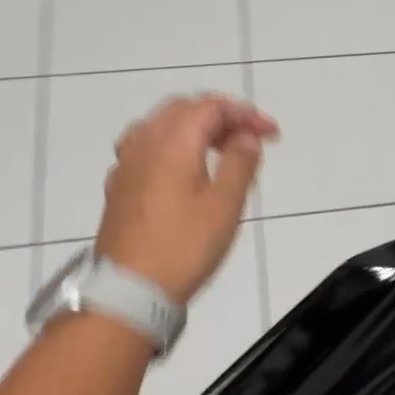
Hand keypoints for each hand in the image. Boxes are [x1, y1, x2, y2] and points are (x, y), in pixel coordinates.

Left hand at [97, 94, 278, 305]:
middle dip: (221, 116)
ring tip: (222, 151)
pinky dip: (175, 145)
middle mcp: (144, 143)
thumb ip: (239, 164)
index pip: (209, 107)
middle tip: (252, 139)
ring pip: (161, 125)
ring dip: (196, 128)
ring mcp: (127, 164)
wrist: (131, 287)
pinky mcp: (120, 185)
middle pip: (183, 109)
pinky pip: (147, 147)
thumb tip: (247, 137)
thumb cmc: (186, 246)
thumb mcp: (225, 206)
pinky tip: (187, 171)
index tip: (273, 135)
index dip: (245, 113)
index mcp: (172, 144)